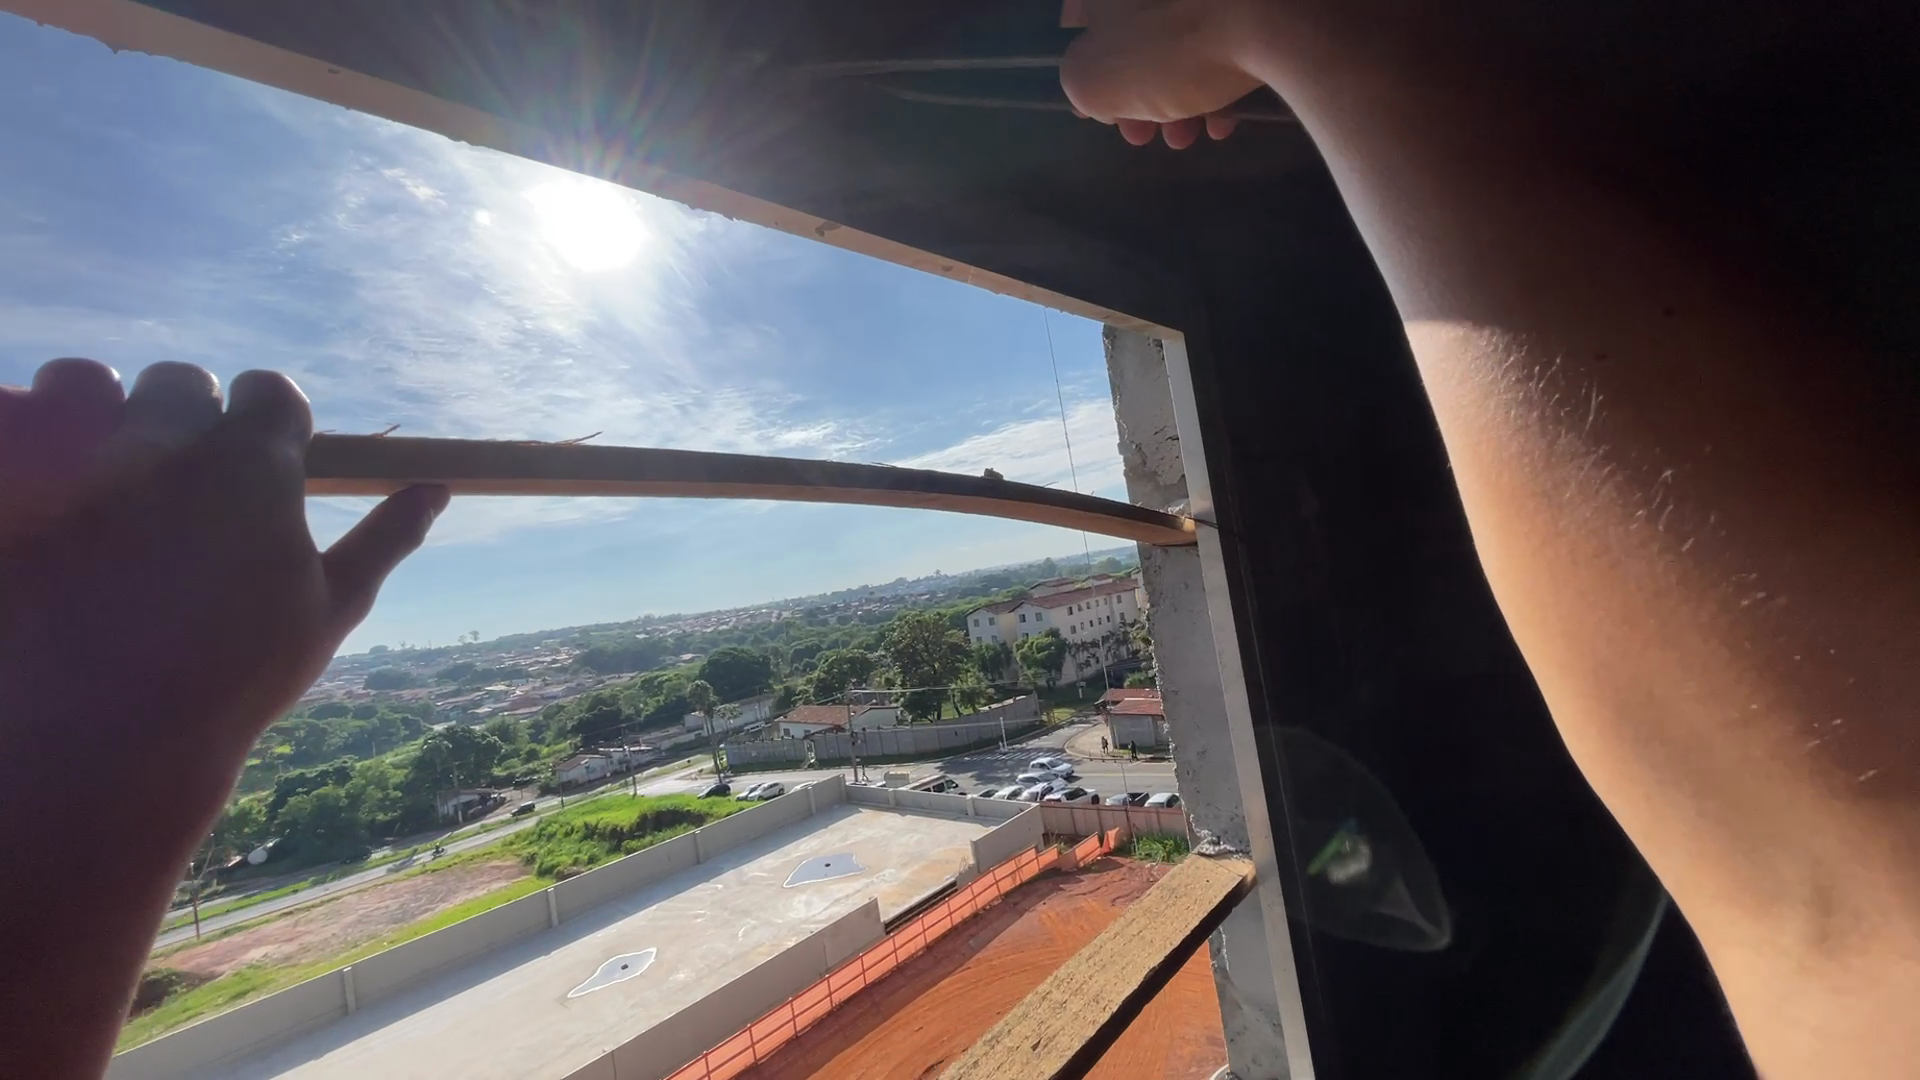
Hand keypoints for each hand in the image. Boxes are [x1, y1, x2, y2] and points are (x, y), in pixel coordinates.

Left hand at [0, 359, 443, 775]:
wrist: (98, 740)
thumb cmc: (242, 670)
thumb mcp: (336, 602)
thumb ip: (389, 535)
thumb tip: (437, 487)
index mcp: (254, 473)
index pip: (270, 392)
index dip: (278, 412)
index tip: (276, 445)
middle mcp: (161, 450)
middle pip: (179, 381)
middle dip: (194, 407)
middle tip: (194, 463)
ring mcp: (64, 469)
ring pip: (77, 381)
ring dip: (96, 403)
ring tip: (105, 460)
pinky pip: (0, 425)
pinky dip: (19, 435)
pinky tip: (45, 487)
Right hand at [1060, 0, 1264, 147]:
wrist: (1276, 13)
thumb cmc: (1167, 44)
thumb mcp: (1092, 79)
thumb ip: (1077, 81)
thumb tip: (1098, 83)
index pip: (1077, 15)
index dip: (1084, 63)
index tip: (1100, 105)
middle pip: (1132, 33)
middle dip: (1136, 93)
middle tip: (1143, 135)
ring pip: (1179, 38)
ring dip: (1177, 97)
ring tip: (1186, 137)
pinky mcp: (1252, 2)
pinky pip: (1223, 34)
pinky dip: (1219, 76)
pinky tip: (1224, 119)